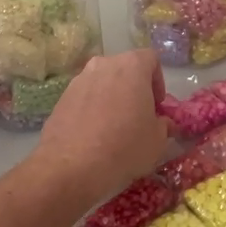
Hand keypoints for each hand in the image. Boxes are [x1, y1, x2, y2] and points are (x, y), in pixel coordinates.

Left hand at [32, 48, 169, 204]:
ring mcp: (79, 80)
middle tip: (138, 116)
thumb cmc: (124, 146)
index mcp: (131, 66)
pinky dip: (92, 109)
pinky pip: (85, 97)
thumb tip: (161, 123)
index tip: (157, 105)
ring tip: (114, 127)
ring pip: (103, 82)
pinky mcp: (62, 98)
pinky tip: (94, 135)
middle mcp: (104, 65)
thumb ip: (163, 125)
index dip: (158, 81)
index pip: (151, 59)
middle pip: (125, 69)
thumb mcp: (157, 140)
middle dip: (134, 89)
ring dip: (112, 98)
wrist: (72, 166)